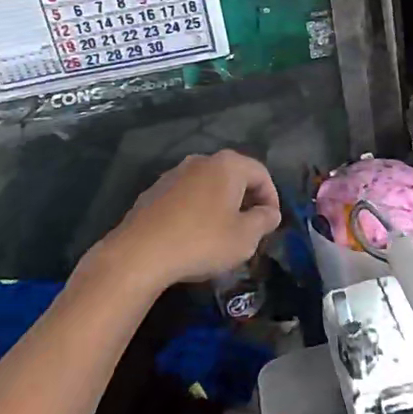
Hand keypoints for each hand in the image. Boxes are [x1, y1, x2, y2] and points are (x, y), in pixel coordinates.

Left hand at [89, 150, 282, 292]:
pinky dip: (197, 210)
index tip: (271, 224)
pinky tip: (193, 236)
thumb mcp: (245, 237)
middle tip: (251, 230)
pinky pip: (186, 196)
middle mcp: (200, 161)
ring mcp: (174, 174)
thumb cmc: (201, 241)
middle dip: (246, 200)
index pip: (261, 173)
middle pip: (233, 176)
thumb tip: (269, 212)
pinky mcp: (154, 191)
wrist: (140, 252)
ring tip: (223, 235)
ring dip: (221, 205)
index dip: (272, 198)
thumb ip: (264, 221)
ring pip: (208, 186)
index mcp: (227, 165)